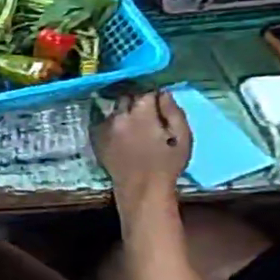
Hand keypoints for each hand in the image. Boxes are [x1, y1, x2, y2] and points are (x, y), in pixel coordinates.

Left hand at [94, 91, 190, 205]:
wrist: (141, 187)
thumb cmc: (167, 163)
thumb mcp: (182, 136)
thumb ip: (173, 111)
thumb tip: (163, 92)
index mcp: (141, 114)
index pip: (145, 92)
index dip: (153, 95)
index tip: (158, 100)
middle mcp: (118, 116)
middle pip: (125, 97)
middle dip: (136, 100)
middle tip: (147, 111)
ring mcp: (104, 127)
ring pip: (114, 109)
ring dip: (124, 111)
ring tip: (135, 123)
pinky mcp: (96, 138)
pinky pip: (104, 122)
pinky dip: (114, 123)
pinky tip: (123, 132)